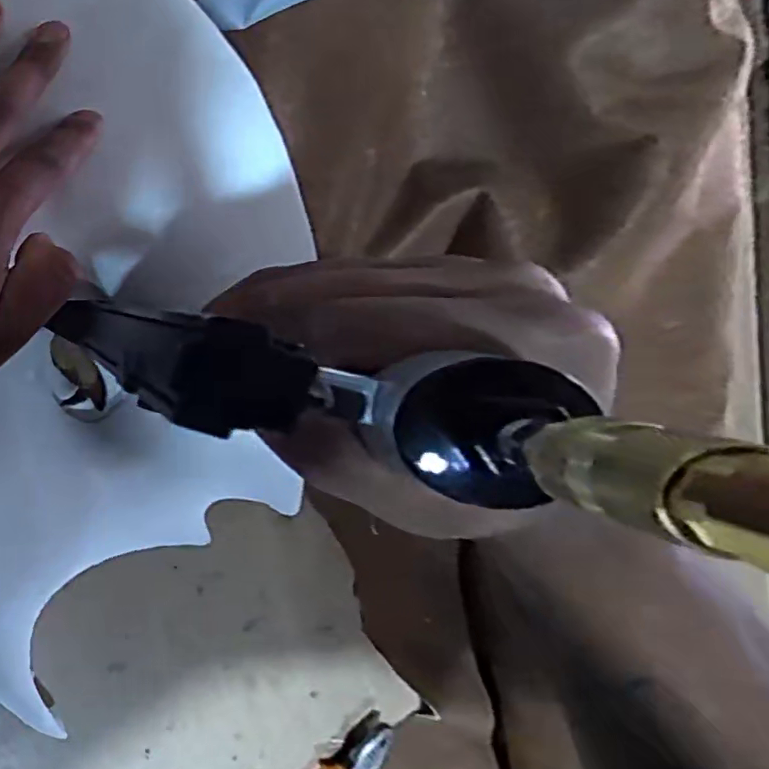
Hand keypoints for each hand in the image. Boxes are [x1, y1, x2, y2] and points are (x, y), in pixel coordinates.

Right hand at [207, 257, 620, 537]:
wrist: (554, 480)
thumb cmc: (484, 495)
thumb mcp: (405, 500)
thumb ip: (336, 460)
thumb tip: (268, 411)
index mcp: (521, 344)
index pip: (370, 319)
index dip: (287, 331)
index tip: (230, 344)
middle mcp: (515, 288)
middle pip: (355, 282)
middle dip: (271, 303)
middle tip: (214, 326)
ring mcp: (494, 270)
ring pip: (353, 268)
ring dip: (283, 291)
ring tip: (233, 315)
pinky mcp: (467, 268)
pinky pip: (367, 268)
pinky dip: (311, 287)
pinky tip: (278, 309)